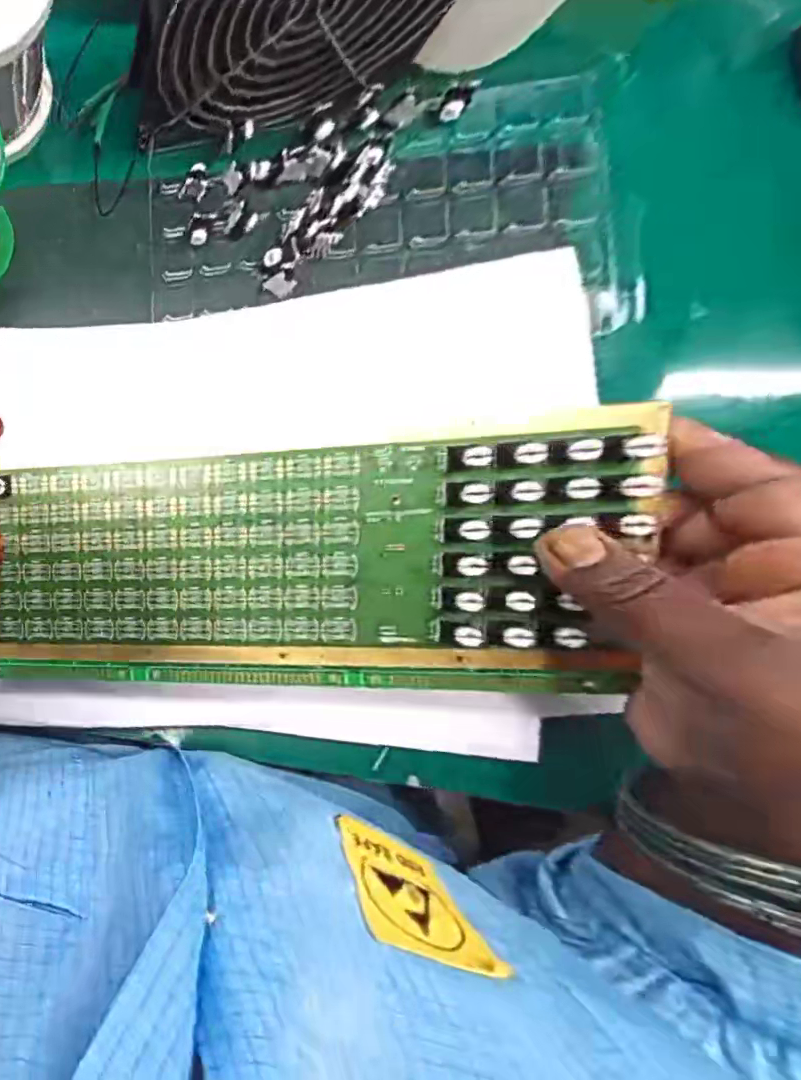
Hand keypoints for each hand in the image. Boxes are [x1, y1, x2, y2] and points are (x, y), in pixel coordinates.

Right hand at [535, 417, 800, 857]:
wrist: (760, 811)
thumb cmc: (783, 733)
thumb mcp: (720, 658)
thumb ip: (638, 594)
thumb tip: (559, 538)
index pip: (755, 485)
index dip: (686, 450)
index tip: (610, 427)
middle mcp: (757, 570)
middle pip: (673, 512)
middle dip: (601, 500)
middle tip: (524, 483)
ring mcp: (702, 598)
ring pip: (627, 551)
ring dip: (569, 543)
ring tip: (503, 524)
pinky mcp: (654, 625)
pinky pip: (601, 590)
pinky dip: (559, 582)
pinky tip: (512, 572)